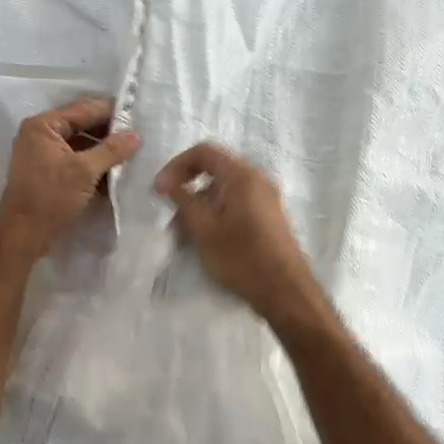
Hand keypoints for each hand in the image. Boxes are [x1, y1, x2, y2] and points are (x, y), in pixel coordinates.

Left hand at [0, 97, 140, 259]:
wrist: (23, 235)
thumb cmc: (50, 197)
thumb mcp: (84, 171)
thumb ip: (111, 150)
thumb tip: (137, 136)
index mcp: (43, 125)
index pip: (83, 108)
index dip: (112, 111)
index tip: (138, 114)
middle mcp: (40, 135)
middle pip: (81, 125)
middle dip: (109, 133)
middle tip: (138, 136)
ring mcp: (42, 155)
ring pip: (79, 145)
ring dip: (102, 151)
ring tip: (130, 154)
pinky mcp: (47, 174)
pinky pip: (74, 161)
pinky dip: (92, 165)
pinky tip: (114, 172)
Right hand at [154, 143, 321, 325]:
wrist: (284, 291)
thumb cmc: (241, 258)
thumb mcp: (204, 230)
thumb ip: (184, 200)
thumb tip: (168, 182)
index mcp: (242, 176)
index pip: (203, 152)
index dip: (176, 166)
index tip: (159, 191)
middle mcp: (257, 180)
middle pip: (214, 171)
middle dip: (187, 190)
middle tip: (169, 217)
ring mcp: (266, 198)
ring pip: (223, 191)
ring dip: (199, 207)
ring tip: (184, 237)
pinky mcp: (268, 217)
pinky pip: (236, 205)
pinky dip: (216, 215)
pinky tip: (205, 241)